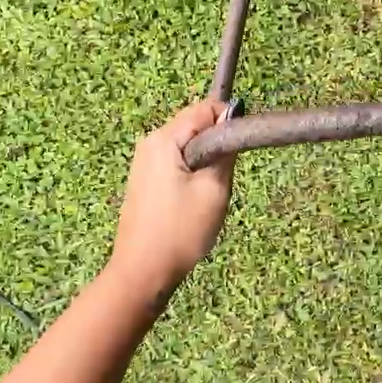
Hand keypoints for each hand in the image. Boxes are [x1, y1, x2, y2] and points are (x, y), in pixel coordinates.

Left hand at [110, 100, 234, 300]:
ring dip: (205, 158)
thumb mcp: (215, 188)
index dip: (228, 121)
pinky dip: (192, 169)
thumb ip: (226, 150)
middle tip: (224, 175)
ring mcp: (144, 161)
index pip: (204, 108)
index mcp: (164, 139)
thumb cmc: (181, 230)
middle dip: (216, 142)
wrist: (142, 273)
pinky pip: (177, 158)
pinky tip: (194, 198)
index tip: (240, 147)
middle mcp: (150, 143)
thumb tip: (232, 119)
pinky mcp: (145, 178)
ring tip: (210, 190)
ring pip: (188, 143)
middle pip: (194, 123)